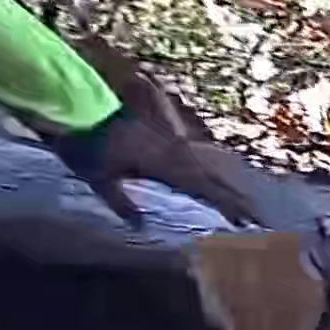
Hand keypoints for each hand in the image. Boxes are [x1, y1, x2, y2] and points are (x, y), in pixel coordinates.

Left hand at [56, 111, 264, 228]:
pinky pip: (194, 155)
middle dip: (236, 200)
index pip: (214, 195)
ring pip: (210, 168)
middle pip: (218, 183)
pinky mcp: (164, 134)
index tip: (252, 224)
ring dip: (224, 184)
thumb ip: (120, 202)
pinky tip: (207, 169)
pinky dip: (206, 166)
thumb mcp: (99, 177)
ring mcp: (175, 145)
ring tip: (236, 197)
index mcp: (175, 172)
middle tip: (253, 215)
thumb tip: (139, 226)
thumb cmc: (89, 143)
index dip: (234, 210)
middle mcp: (183, 159)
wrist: (76, 103)